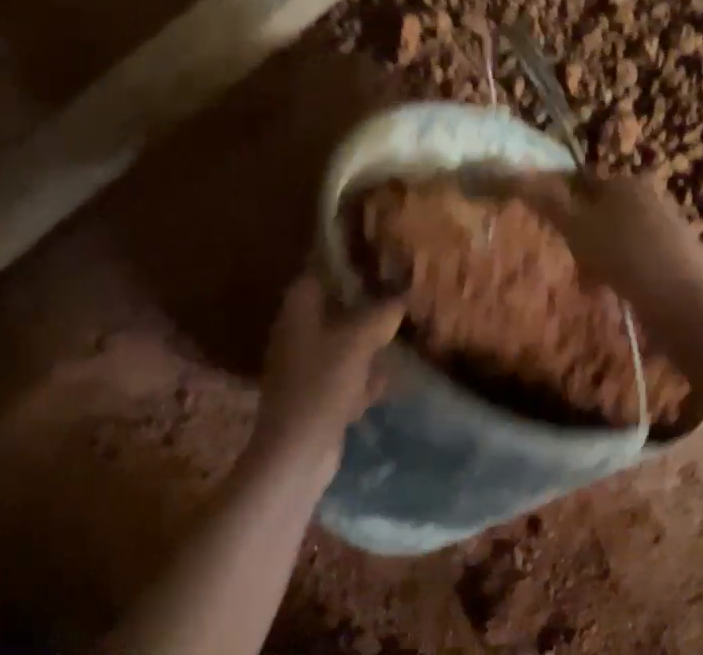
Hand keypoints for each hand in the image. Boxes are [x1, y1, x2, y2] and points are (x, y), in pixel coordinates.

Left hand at [250, 272, 403, 471]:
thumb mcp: (358, 339)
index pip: (322, 266)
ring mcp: (307, 362)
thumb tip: (404, 291)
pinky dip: (367, 370)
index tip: (382, 249)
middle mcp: (299, 328)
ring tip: (406, 323)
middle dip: (368, 296)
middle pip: (337, 302)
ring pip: (345, 337)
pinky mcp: (318, 392)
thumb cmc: (321, 384)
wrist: (296, 453)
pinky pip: (348, 370)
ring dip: (371, 334)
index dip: (350, 256)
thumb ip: (382, 311)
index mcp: (299, 306)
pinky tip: (393, 372)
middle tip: (403, 285)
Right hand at [506, 174, 702, 334]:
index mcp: (625, 181)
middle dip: (576, 233)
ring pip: (614, 235)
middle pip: (596, 207)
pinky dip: (618, 271)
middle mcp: (648, 196)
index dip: (553, 197)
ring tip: (588, 282)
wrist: (690, 307)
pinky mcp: (675, 258)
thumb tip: (508, 170)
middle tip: (567, 257)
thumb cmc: (627, 257)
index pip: (577, 178)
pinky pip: (633, 257)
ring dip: (596, 256)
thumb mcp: (577, 226)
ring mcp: (665, 227)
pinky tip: (613, 293)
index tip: (540, 224)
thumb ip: (544, 198)